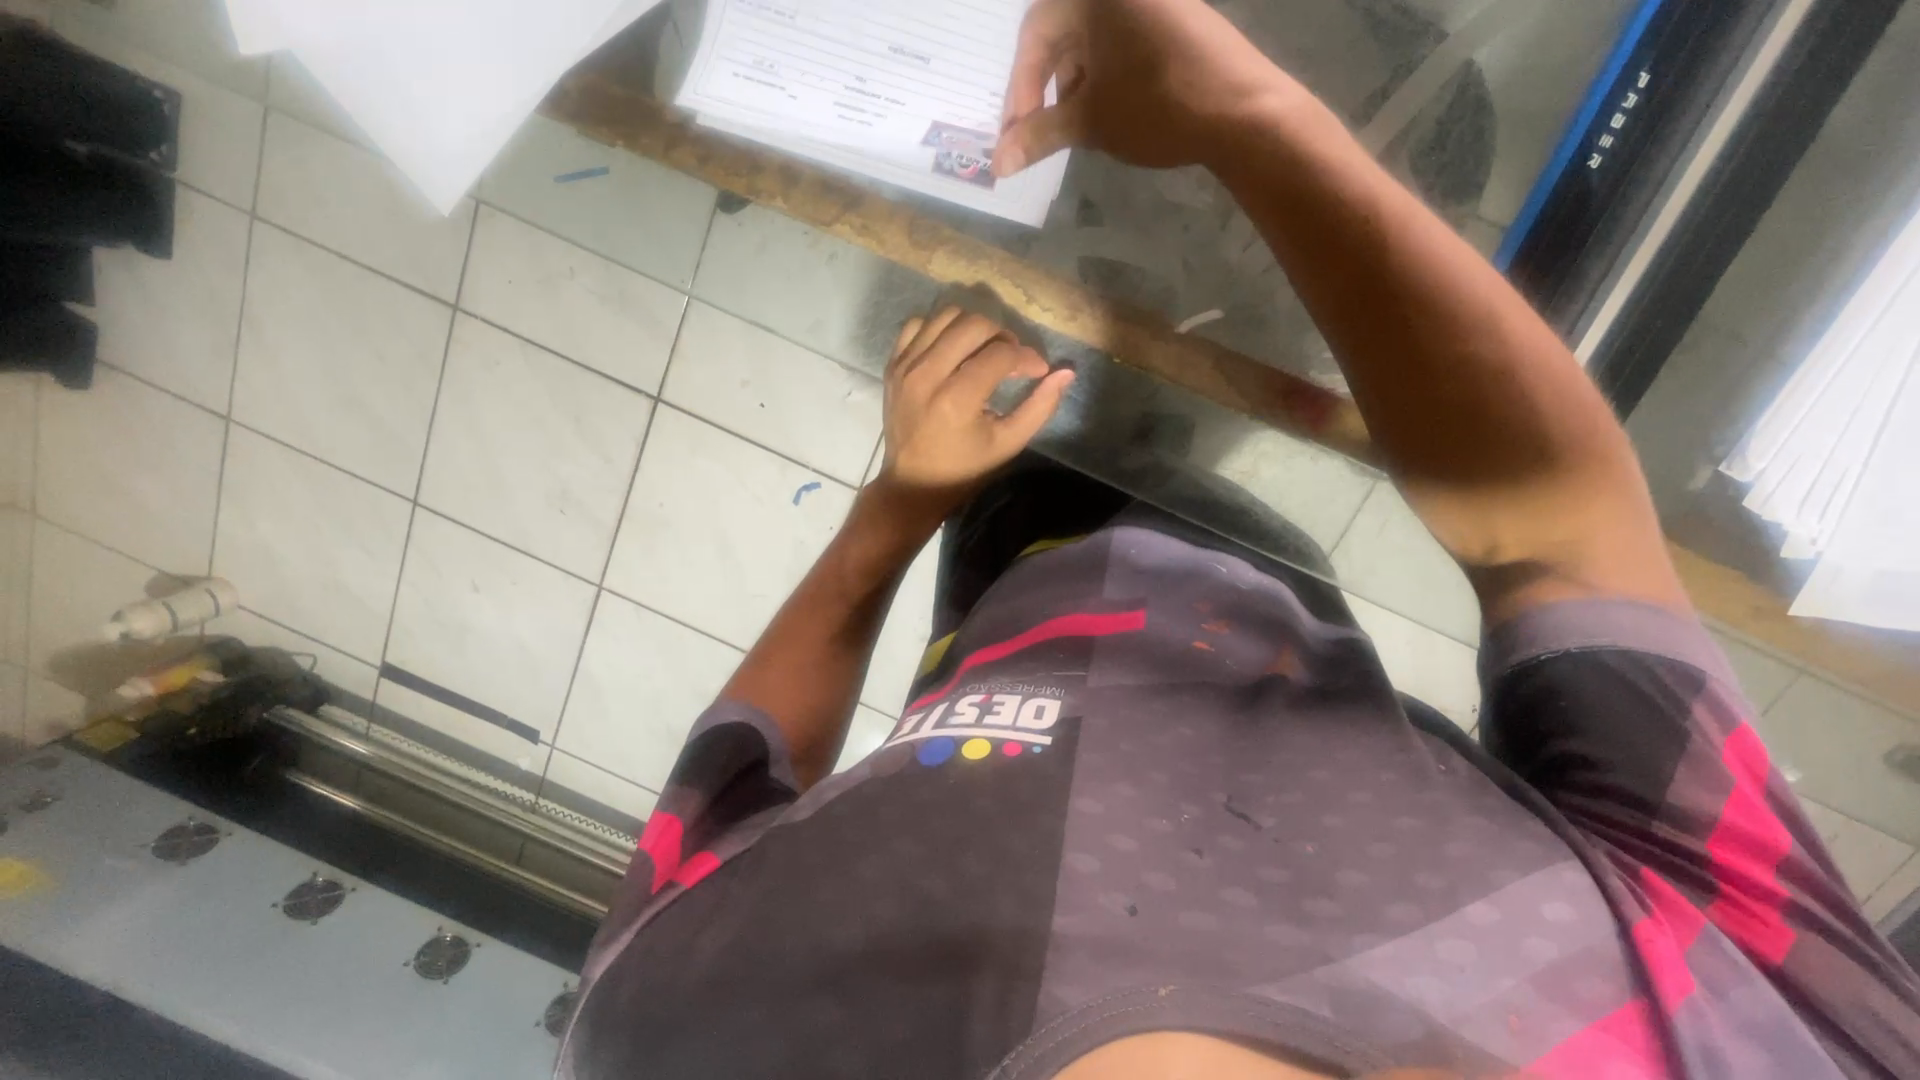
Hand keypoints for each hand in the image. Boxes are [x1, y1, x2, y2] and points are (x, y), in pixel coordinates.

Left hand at [872, 308, 1074, 519]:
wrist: (913, 484)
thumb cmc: (965, 468)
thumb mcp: (1008, 443)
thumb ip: (1040, 407)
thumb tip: (1066, 372)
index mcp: (957, 399)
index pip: (1001, 354)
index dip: (1027, 357)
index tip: (1037, 371)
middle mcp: (927, 375)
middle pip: (974, 325)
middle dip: (1002, 336)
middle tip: (1011, 359)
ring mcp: (905, 367)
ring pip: (946, 316)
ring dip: (973, 327)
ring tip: (984, 350)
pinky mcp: (893, 366)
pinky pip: (917, 325)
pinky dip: (939, 329)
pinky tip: (952, 350)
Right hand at [994, 0, 1295, 175]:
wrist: (1245, 112)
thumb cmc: (1158, 106)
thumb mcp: (1090, 121)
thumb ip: (1037, 135)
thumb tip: (996, 164)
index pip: (1034, 34)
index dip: (1018, 89)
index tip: (1013, 136)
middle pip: (1060, 34)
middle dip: (1042, 89)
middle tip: (1033, 135)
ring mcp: (1151, 4)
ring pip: (1090, 42)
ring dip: (1071, 87)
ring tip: (1071, 130)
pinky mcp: (1172, 22)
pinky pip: (1119, 44)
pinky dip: (1102, 78)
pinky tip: (1105, 114)